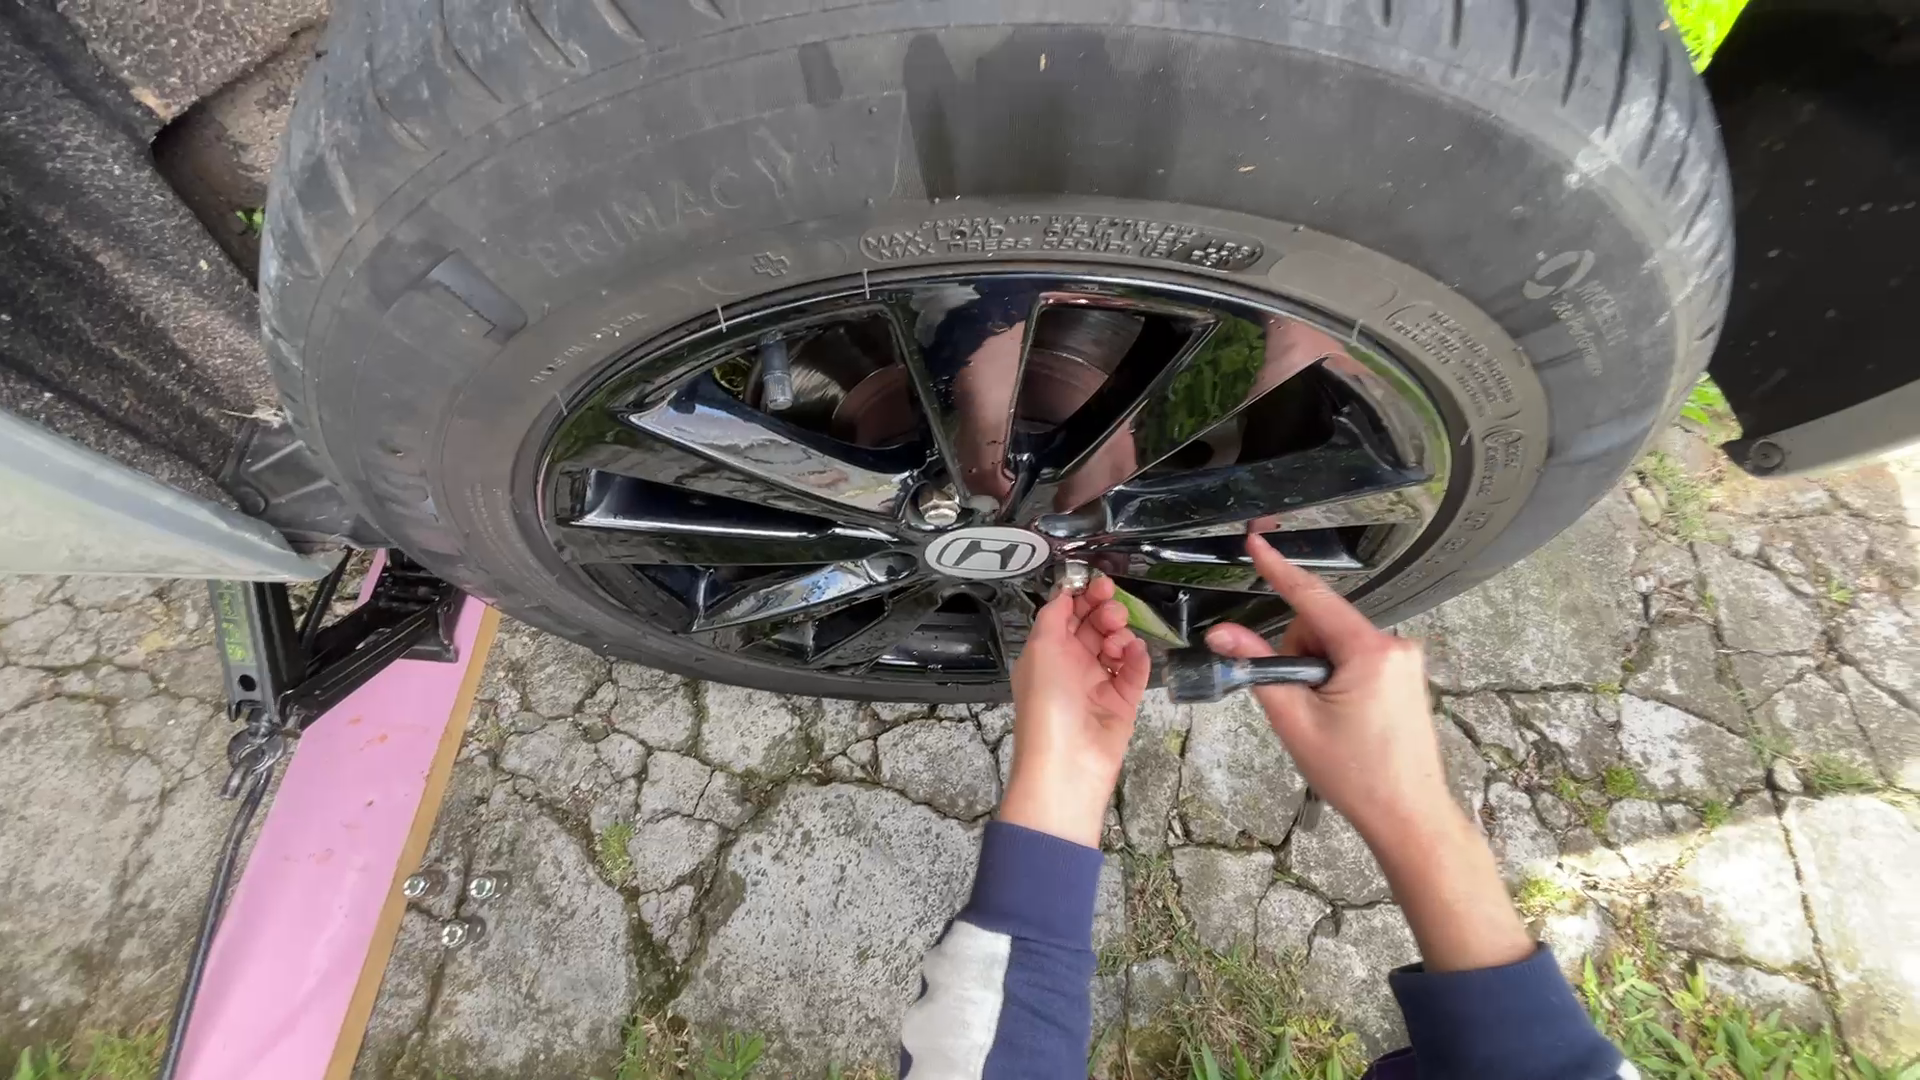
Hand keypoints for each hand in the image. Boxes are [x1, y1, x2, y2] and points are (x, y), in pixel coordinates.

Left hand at [1000, 574, 1150, 846]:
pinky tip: (1133, 653)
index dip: (1083, 597)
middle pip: (1093, 626)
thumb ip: (1054, 615)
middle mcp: (1071, 665)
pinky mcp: (1123, 702)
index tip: (1100, 584)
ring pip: (1116, 645)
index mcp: (1046, 652)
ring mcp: (1098, 683)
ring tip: (1118, 640)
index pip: (1067, 615)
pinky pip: (1135, 671)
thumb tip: (1064, 593)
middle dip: (1104, 611)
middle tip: (1112, 610)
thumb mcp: (1040, 648)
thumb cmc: (1046, 702)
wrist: (1067, 763)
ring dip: (1120, 634)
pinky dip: (1137, 658)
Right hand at [1208, 533, 1532, 972]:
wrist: (1409, 817)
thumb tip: (1220, 633)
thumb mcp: (1293, 717)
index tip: (1255, 541)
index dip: (1279, 569)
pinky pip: (1351, 656)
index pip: (1313, 598)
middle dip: (1296, 654)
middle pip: (1319, 625)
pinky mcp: (1403, 675)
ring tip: (1323, 716)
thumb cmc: (1353, 772)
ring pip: (1333, 643)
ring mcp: (1403, 660)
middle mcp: (1393, 645)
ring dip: (1313, 668)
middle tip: (1299, 703)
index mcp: (1369, 650)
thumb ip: (1256, 666)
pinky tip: (1339, 715)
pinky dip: (1331, 674)